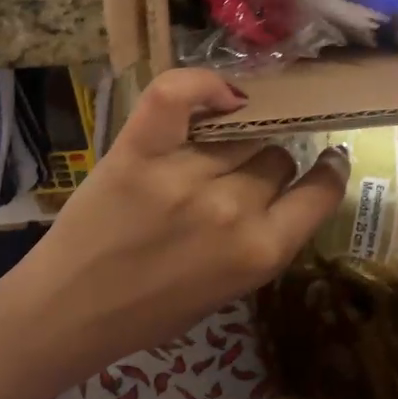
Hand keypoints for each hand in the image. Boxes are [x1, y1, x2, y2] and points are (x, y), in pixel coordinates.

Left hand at [3, 69, 349, 362]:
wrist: (69, 314)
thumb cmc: (150, 312)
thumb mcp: (228, 291)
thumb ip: (262, 241)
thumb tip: (284, 186)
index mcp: (261, 253)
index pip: (320, 192)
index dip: (328, 171)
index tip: (327, 158)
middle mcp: (233, 209)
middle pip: (276, 155)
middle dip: (265, 163)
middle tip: (238, 172)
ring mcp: (185, 175)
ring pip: (239, 130)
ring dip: (234, 136)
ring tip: (214, 144)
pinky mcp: (140, 151)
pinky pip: (177, 94)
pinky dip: (198, 84)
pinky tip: (212, 95)